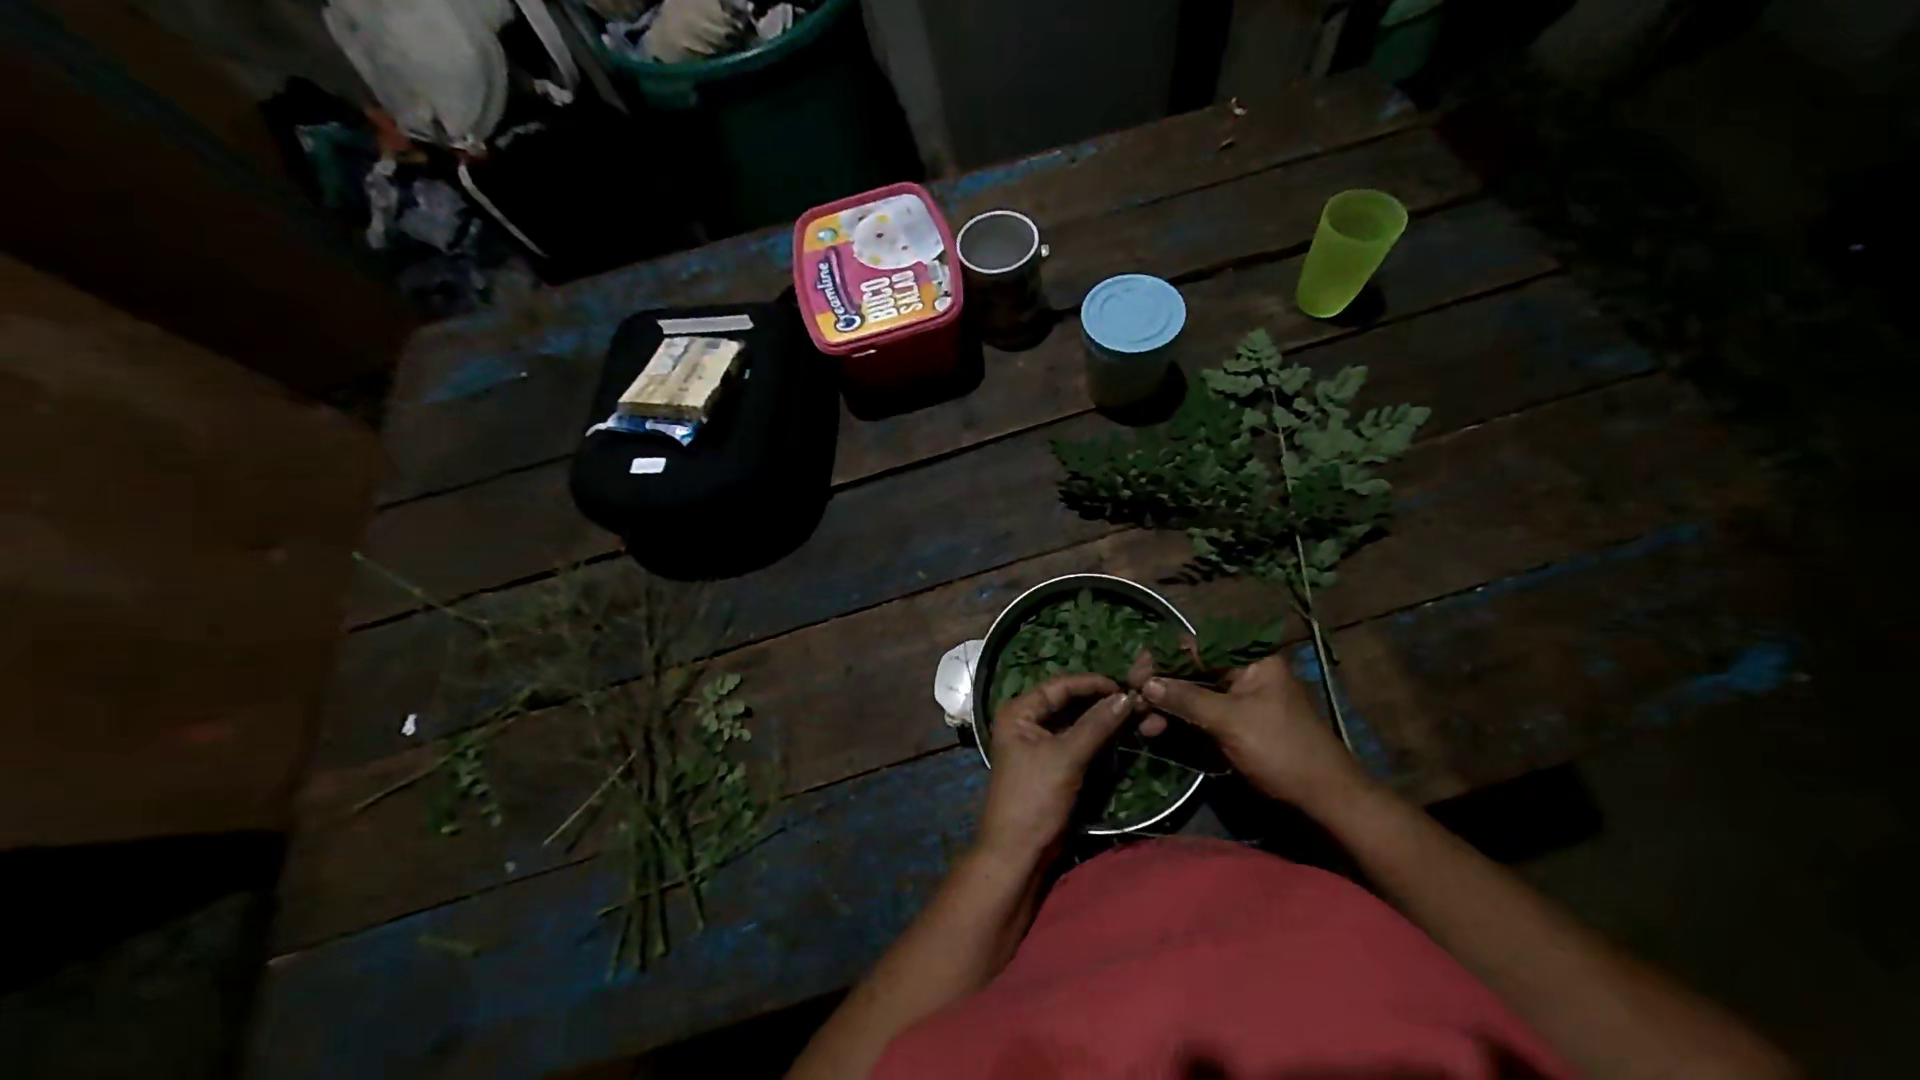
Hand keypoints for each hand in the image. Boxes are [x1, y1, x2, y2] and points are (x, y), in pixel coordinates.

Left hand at [978, 674, 1136, 861]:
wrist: (1019, 852)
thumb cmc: (1034, 798)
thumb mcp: (1066, 757)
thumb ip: (1097, 725)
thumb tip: (1127, 697)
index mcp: (1019, 711)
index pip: (1061, 686)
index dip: (1093, 684)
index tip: (1127, 687)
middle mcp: (1028, 720)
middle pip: (1070, 702)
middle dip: (1103, 702)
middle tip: (1138, 701)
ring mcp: (1041, 742)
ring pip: (1078, 721)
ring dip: (1105, 719)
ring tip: (1137, 715)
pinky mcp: (1054, 762)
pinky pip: (1080, 740)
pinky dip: (1100, 737)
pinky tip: (1123, 733)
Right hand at [1138, 656, 1368, 811]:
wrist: (1324, 799)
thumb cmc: (1281, 750)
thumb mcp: (1230, 720)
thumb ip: (1186, 698)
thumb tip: (1146, 683)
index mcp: (1251, 660)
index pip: (1196, 648)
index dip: (1162, 659)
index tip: (1135, 677)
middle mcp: (1243, 674)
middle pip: (1191, 670)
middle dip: (1160, 685)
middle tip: (1132, 702)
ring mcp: (1238, 700)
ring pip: (1191, 694)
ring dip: (1165, 706)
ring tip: (1144, 725)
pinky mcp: (1234, 725)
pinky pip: (1199, 714)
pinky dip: (1179, 721)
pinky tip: (1157, 731)